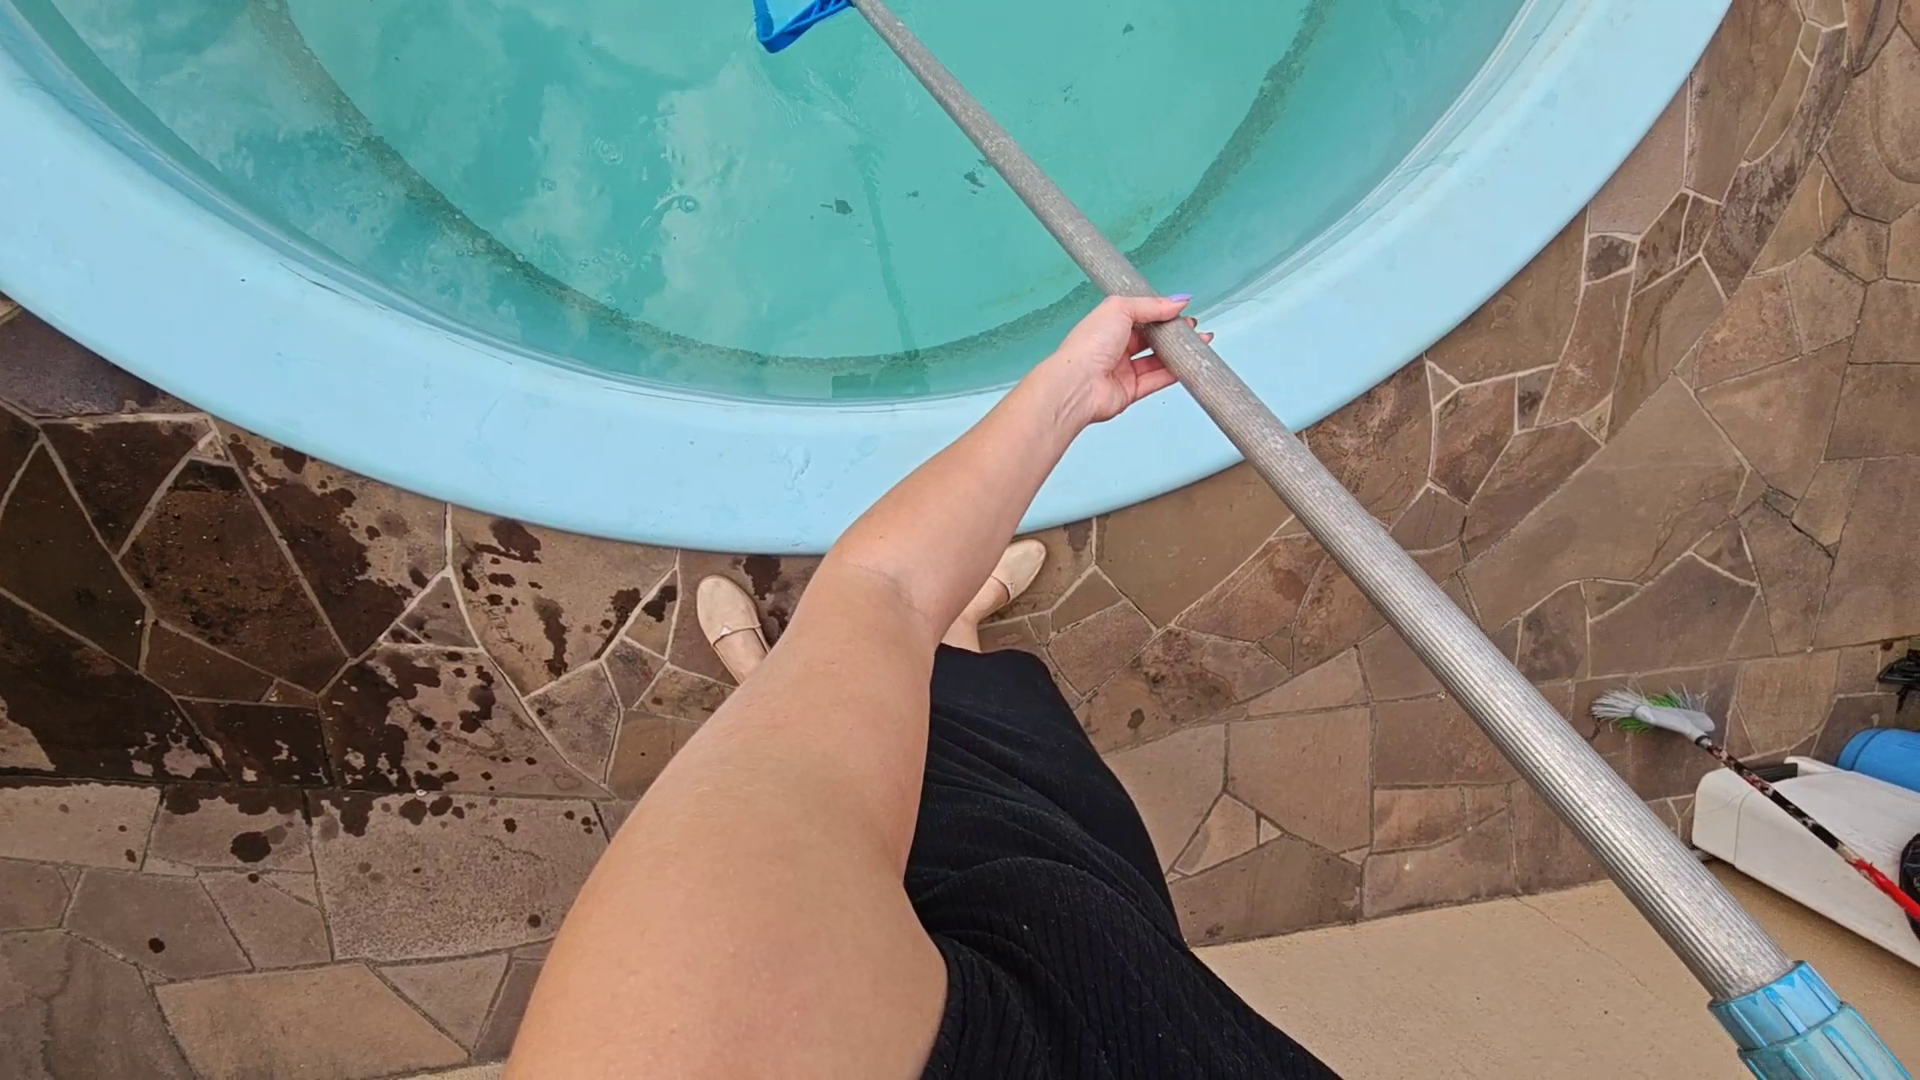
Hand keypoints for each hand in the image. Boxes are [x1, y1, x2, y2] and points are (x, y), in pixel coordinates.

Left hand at [1039, 295, 1211, 425]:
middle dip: (1173, 333)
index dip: (1161, 313)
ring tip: (1199, 343)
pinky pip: (1156, 380)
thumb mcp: (1120, 309)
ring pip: (1156, 360)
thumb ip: (1151, 305)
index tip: (1181, 310)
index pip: (1140, 316)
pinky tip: (1189, 363)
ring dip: (1178, 352)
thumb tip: (1176, 301)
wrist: (1077, 385)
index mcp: (1108, 325)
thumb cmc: (1087, 346)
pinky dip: (1174, 373)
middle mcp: (1114, 348)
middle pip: (1150, 339)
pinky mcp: (1130, 391)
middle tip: (1193, 328)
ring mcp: (1122, 370)